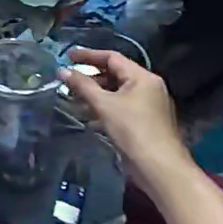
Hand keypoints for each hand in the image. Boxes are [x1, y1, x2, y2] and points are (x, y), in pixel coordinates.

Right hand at [59, 47, 190, 177]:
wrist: (160, 168)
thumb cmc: (133, 130)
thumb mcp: (104, 105)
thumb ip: (82, 86)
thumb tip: (62, 70)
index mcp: (142, 77)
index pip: (112, 57)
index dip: (88, 55)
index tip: (68, 56)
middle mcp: (148, 87)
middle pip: (115, 74)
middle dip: (91, 77)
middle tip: (69, 80)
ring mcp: (149, 105)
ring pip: (118, 93)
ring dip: (96, 95)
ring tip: (73, 99)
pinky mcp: (145, 122)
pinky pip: (122, 107)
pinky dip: (105, 108)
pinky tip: (89, 117)